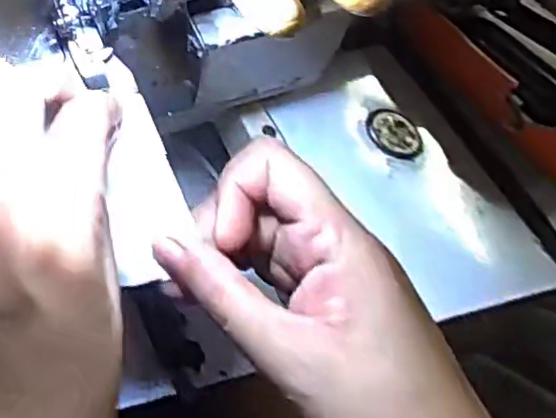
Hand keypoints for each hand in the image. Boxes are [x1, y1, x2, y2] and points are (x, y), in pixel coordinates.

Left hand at [0, 65, 124, 417]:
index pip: (81, 116)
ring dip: (2, 100)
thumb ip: (98, 193)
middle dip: (51, 84)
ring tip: (22, 117)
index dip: (103, 104)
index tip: (109, 112)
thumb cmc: (70, 356)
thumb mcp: (108, 273)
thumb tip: (96, 138)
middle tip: (66, 102)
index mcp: (58, 216)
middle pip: (18, 91)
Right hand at [152, 138, 487, 417]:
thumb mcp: (290, 354)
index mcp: (336, 235)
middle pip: (256, 194)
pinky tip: (216, 298)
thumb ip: (221, 295)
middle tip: (189, 276)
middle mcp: (331, 236)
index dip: (232, 194)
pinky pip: (266, 262)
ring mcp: (326, 262)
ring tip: (193, 291)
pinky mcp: (320, 287)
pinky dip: (235, 276)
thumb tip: (167, 245)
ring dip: (220, 255)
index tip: (218, 246)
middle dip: (216, 228)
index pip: (269, 163)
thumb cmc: (388, 410)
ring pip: (256, 228)